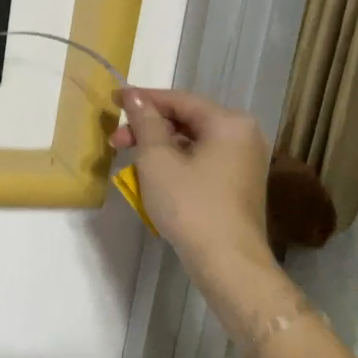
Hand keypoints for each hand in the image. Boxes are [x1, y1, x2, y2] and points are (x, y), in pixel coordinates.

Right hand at [110, 87, 274, 295]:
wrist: (227, 261)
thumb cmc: (189, 204)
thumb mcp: (157, 160)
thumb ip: (145, 123)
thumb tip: (134, 96)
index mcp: (229, 123)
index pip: (179, 100)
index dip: (144, 99)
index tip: (113, 100)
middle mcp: (243, 136)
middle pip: (187, 121)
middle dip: (148, 129)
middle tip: (115, 142)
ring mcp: (244, 162)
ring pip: (192, 143)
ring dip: (158, 148)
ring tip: (130, 163)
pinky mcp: (238, 185)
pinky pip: (202, 162)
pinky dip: (175, 164)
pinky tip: (153, 178)